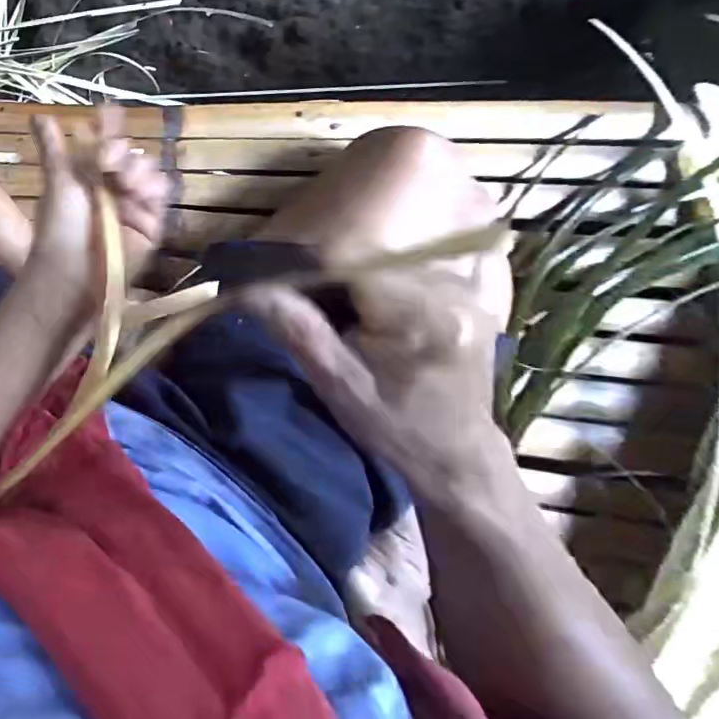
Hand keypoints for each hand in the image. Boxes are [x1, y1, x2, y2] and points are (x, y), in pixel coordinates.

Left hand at [23, 104, 171, 311]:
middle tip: (108, 158)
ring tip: (125, 181)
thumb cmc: (58, 227)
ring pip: (149, 173)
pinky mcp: (151, 225)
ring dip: (140, 170)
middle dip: (122, 152)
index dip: (110, 128)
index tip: (109, 111)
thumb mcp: (57, 182)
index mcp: (90, 176)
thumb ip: (53, 148)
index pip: (106, 144)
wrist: (71, 273)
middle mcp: (114, 188)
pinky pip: (161, 198)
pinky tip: (141, 191)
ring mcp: (134, 205)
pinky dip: (154, 190)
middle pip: (131, 156)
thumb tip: (38, 114)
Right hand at [243, 254, 513, 500]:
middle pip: (369, 259)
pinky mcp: (465, 293)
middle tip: (322, 318)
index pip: (352, 261)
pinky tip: (380, 320)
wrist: (460, 459)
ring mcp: (462, 290)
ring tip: (351, 324)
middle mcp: (449, 291)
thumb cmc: (396, 431)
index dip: (313, 271)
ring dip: (359, 283)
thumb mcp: (340, 388)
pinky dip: (383, 288)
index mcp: (419, 314)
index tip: (291, 294)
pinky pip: (408, 272)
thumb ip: (301, 332)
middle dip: (336, 280)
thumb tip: (253, 289)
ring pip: (386, 262)